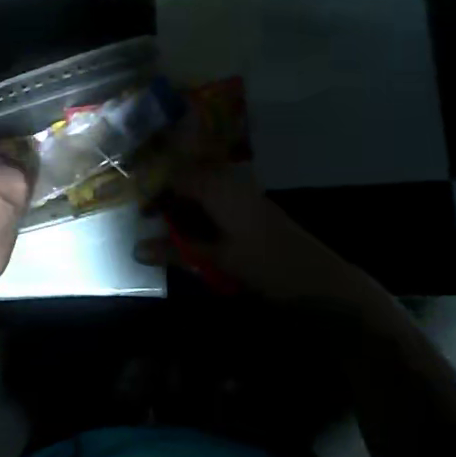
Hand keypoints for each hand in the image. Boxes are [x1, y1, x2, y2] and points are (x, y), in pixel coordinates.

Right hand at [142, 166, 371, 306]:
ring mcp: (244, 194)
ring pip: (202, 191)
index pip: (174, 176)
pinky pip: (216, 201)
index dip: (151, 190)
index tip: (134, 209)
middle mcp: (230, 182)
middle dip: (166, 197)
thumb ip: (174, 251)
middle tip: (146, 218)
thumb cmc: (266, 265)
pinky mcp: (252, 209)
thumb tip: (135, 249)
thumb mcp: (216, 259)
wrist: (321, 280)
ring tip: (165, 230)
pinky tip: (192, 235)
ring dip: (183, 208)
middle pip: (187, 180)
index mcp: (219, 188)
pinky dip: (200, 215)